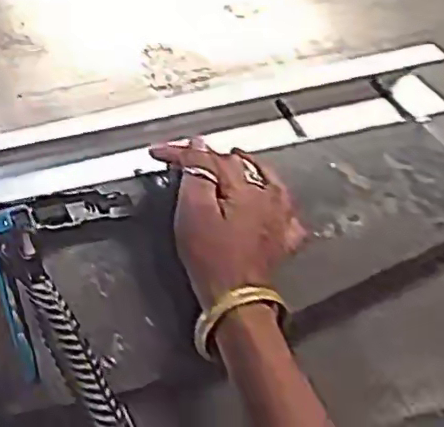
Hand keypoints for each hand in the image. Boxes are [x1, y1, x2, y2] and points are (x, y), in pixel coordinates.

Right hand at [149, 140, 307, 304]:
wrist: (234, 299)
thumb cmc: (210, 254)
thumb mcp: (192, 208)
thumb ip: (196, 172)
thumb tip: (198, 145)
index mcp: (245, 190)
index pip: (209, 158)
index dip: (181, 152)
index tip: (158, 152)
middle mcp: (268, 200)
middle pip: (237, 165)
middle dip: (208, 156)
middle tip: (184, 155)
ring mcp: (279, 221)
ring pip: (267, 181)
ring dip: (248, 167)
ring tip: (233, 159)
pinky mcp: (282, 241)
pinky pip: (285, 212)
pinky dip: (275, 200)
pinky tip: (270, 199)